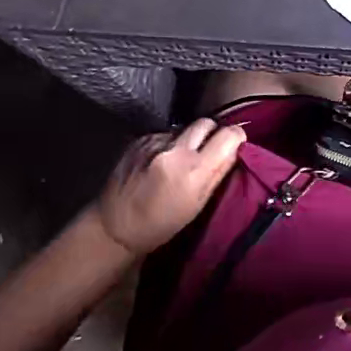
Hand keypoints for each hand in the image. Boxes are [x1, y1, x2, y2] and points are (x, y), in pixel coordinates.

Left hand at [92, 119, 246, 257]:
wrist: (114, 227)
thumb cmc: (162, 224)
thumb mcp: (199, 203)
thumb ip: (218, 172)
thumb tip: (235, 149)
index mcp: (194, 170)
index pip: (229, 135)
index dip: (235, 138)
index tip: (233, 146)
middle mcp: (175, 151)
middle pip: (207, 123)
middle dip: (212, 134)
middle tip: (208, 152)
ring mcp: (154, 143)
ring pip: (185, 128)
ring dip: (188, 140)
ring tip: (180, 160)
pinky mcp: (139, 140)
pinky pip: (165, 134)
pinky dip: (168, 144)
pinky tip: (160, 162)